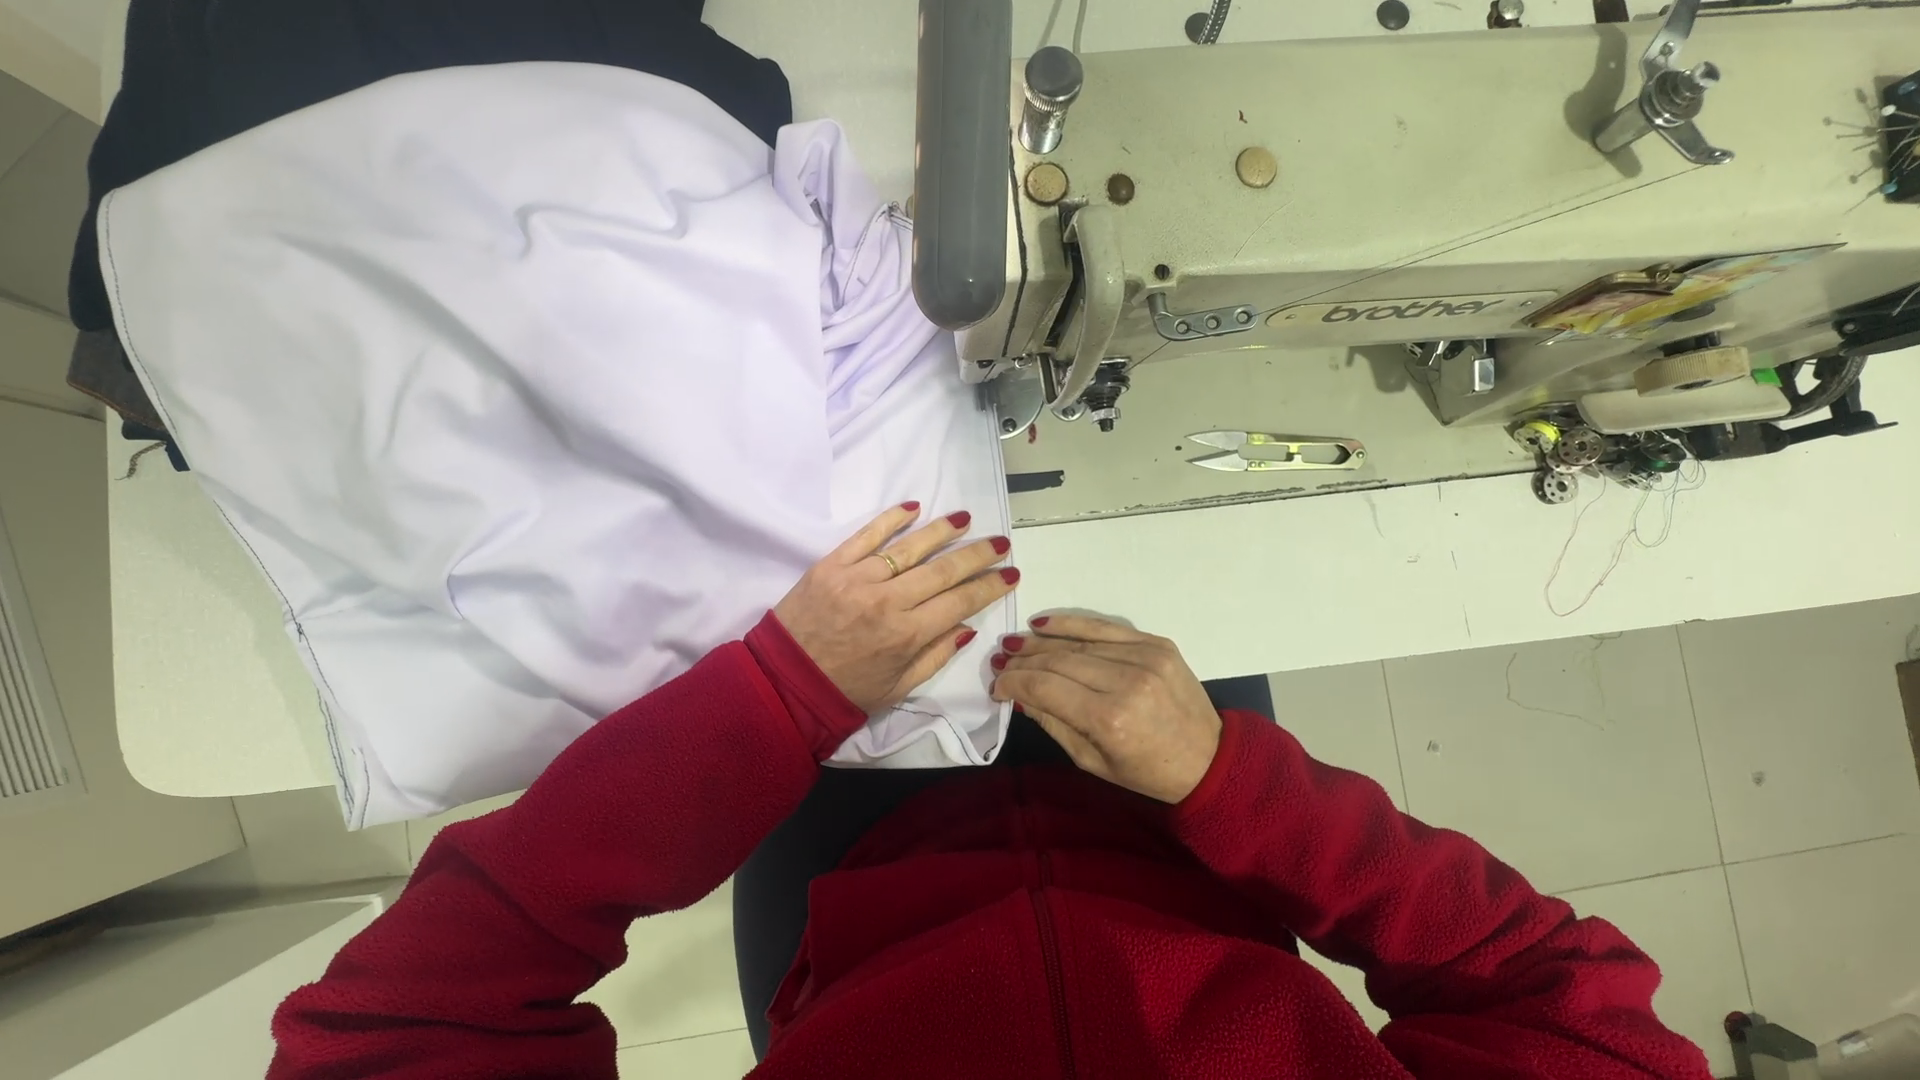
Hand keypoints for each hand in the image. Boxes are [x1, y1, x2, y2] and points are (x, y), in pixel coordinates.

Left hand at [774, 502, 1017, 713]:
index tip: (1010, 573)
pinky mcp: (831, 565)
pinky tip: (914, 508)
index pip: (960, 601)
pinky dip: (891, 519)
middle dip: (977, 554)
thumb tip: (968, 626)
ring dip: (942, 531)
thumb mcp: (898, 687)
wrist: (783, 682)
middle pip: (943, 570)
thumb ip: (936, 655)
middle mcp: (888, 602)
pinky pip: (867, 535)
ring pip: (910, 547)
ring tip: (965, 519)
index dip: (990, 586)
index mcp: (906, 635)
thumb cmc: (846, 690)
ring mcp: (858, 579)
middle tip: (999, 542)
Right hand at [989, 615, 1221, 803]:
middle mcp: (1126, 682)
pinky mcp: (1157, 644)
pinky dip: (1072, 624)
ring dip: (1040, 642)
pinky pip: (1106, 627)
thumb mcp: (1091, 762)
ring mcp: (1145, 658)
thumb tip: (1017, 693)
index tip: (996, 684)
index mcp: (1109, 720)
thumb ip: (1052, 722)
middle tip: (999, 662)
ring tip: (1015, 643)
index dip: (1013, 682)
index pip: (1045, 687)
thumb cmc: (1146, 772)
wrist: (1208, 759)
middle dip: (1022, 660)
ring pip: (1078, 642)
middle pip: (1058, 660)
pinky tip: (1043, 624)